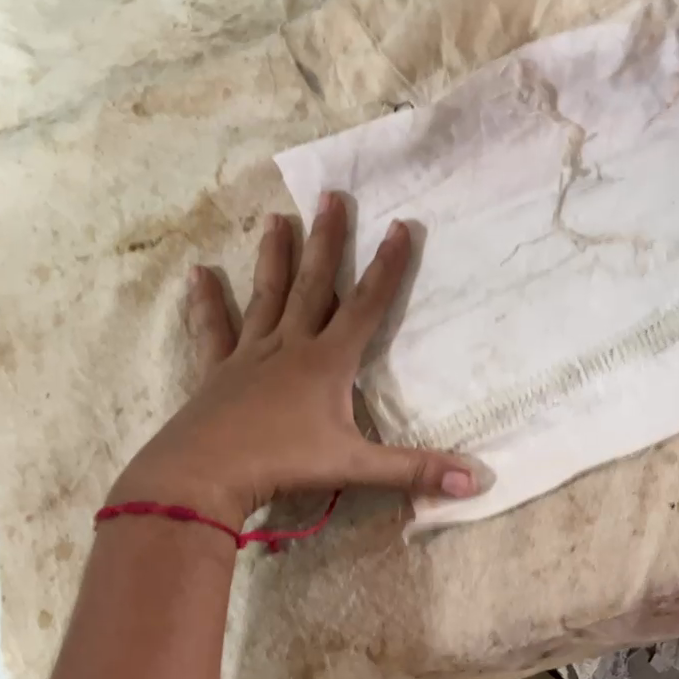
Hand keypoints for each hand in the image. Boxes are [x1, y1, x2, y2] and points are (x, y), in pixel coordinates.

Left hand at [108, 193, 479, 525]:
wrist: (202, 478)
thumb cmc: (283, 466)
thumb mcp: (356, 467)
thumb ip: (416, 470)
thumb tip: (479, 481)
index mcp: (327, 362)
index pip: (367, 305)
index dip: (389, 266)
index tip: (401, 225)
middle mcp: (291, 346)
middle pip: (314, 284)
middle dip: (328, 240)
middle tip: (332, 196)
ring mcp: (250, 354)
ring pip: (268, 295)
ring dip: (275, 257)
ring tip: (277, 218)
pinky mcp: (217, 371)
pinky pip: (214, 329)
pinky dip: (208, 302)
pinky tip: (198, 273)